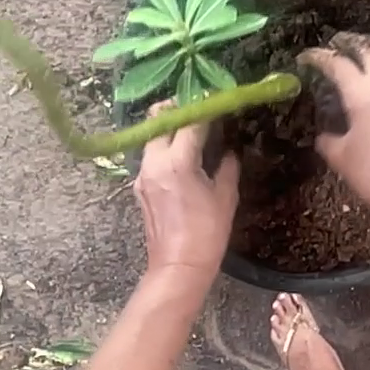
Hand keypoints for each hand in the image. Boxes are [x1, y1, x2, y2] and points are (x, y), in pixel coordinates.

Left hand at [134, 105, 239, 276]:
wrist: (178, 267)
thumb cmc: (208, 234)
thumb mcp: (226, 197)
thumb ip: (227, 167)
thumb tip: (229, 151)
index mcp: (177, 162)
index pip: (190, 121)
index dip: (206, 108)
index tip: (218, 101)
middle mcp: (153, 162)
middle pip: (159, 120)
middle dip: (179, 109)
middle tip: (200, 110)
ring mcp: (142, 175)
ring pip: (153, 137)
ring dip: (170, 128)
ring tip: (193, 132)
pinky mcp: (140, 187)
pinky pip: (151, 156)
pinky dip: (165, 148)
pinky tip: (183, 157)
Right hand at [298, 32, 369, 219]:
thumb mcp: (340, 157)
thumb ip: (328, 139)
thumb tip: (325, 135)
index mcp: (364, 94)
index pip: (338, 64)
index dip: (320, 57)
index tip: (308, 57)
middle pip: (369, 51)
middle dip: (350, 47)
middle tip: (336, 52)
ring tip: (360, 80)